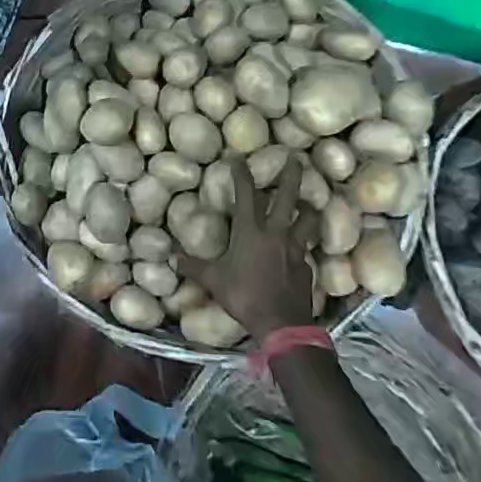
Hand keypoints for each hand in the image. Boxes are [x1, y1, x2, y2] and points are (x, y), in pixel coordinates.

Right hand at [180, 157, 313, 336]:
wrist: (281, 322)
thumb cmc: (244, 295)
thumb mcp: (214, 281)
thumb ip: (194, 267)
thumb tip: (172, 259)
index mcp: (251, 231)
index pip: (246, 194)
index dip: (242, 174)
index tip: (239, 158)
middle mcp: (276, 232)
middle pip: (288, 197)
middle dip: (292, 176)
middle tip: (296, 159)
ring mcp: (294, 247)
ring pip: (307, 219)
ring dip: (308, 208)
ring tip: (307, 203)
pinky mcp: (305, 264)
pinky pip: (306, 247)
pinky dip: (304, 242)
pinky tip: (300, 247)